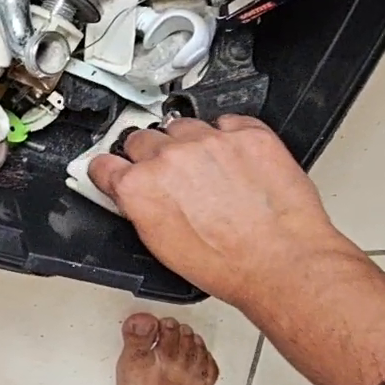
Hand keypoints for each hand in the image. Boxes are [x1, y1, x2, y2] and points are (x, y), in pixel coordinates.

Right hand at [87, 116, 363, 307]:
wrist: (281, 262)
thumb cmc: (224, 263)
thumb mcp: (157, 243)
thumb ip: (137, 206)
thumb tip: (133, 194)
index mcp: (138, 186)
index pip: (103, 164)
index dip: (110, 170)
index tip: (117, 170)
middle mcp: (168, 157)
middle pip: (140, 138)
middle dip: (148, 155)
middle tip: (167, 174)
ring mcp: (209, 142)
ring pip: (181, 125)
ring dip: (186, 142)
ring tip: (203, 167)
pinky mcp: (248, 135)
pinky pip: (227, 122)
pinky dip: (227, 136)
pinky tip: (232, 160)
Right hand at [107, 314, 217, 384]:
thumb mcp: (126, 375)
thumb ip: (137, 342)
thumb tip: (144, 318)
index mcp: (164, 363)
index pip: (165, 330)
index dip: (155, 321)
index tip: (145, 320)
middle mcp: (183, 374)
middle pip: (184, 340)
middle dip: (173, 329)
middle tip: (160, 325)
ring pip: (196, 355)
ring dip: (188, 343)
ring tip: (177, 338)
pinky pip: (205, 376)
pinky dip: (202, 363)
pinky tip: (195, 364)